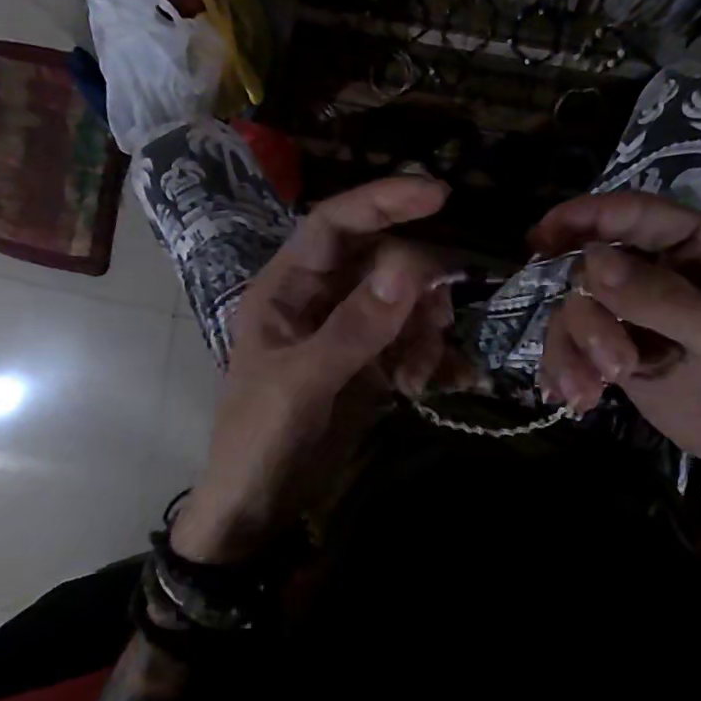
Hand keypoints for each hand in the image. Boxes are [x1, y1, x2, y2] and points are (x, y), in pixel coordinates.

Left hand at [171, 176, 451, 562]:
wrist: (260, 507)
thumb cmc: (259, 439)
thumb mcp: (301, 383)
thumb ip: (354, 327)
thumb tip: (409, 267)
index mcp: (287, 287)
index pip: (335, 224)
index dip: (383, 201)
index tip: (437, 194)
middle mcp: (320, 298)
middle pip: (383, 261)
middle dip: (417, 288)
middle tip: (436, 325)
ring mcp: (349, 331)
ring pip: (405, 301)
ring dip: (425, 330)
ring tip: (419, 377)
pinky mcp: (372, 363)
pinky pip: (413, 341)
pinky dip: (432, 358)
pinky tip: (441, 384)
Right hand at [532, 193, 700, 530]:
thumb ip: (660, 298)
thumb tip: (591, 260)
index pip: (637, 215)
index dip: (587, 216)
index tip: (541, 238)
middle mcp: (662, 269)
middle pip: (594, 266)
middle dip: (592, 317)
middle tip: (614, 365)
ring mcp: (635, 312)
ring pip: (576, 308)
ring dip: (577, 349)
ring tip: (593, 392)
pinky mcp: (615, 349)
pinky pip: (571, 343)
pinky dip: (565, 367)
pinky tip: (575, 398)